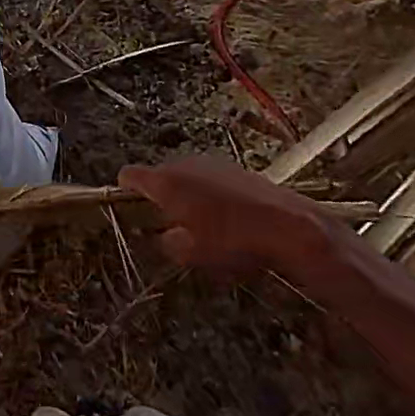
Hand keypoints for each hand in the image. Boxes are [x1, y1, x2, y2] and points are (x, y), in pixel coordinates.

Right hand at [119, 156, 336, 275]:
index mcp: (163, 181)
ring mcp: (208, 162)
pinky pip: (209, 178)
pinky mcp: (233, 166)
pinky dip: (211, 193)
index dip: (125, 192)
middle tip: (174, 225)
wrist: (289, 225)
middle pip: (158, 176)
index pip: (128, 175)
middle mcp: (180, 164)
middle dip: (161, 198)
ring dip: (187, 195)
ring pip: (185, 177)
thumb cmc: (232, 239)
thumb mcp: (193, 253)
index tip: (134, 211)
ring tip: (207, 224)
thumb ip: (168, 244)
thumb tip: (163, 237)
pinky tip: (232, 217)